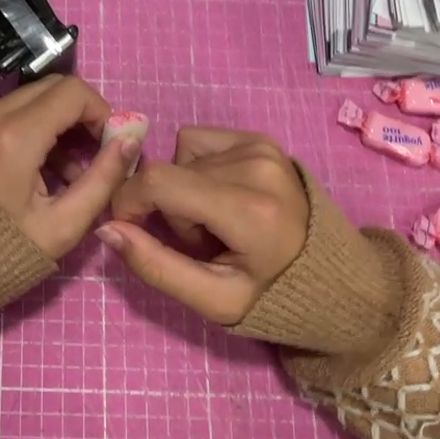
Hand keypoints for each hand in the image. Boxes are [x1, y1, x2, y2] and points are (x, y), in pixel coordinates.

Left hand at [0, 75, 139, 258]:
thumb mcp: (63, 226)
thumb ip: (102, 178)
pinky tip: (42, 173)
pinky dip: (35, 131)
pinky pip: (10, 114)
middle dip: (82, 116)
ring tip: (71, 175)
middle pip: (52, 89)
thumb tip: (131, 140)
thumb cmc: (0, 258)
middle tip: (96, 156)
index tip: (112, 145)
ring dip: (59, 125)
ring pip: (31, 100)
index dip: (102, 112)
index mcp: (14, 136)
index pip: (73, 92)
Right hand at [96, 127, 310, 324]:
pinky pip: (196, 140)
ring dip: (183, 189)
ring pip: (180, 157)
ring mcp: (260, 147)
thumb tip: (106, 228)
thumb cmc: (271, 295)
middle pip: (168, 173)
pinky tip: (220, 194)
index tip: (132, 229)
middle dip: (167, 209)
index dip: (129, 202)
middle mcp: (255, 166)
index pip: (159, 182)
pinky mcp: (260, 139)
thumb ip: (156, 265)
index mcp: (248, 209)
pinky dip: (195, 166)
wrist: (334, 278)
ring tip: (215, 220)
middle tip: (200, 243)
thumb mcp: (214, 299)